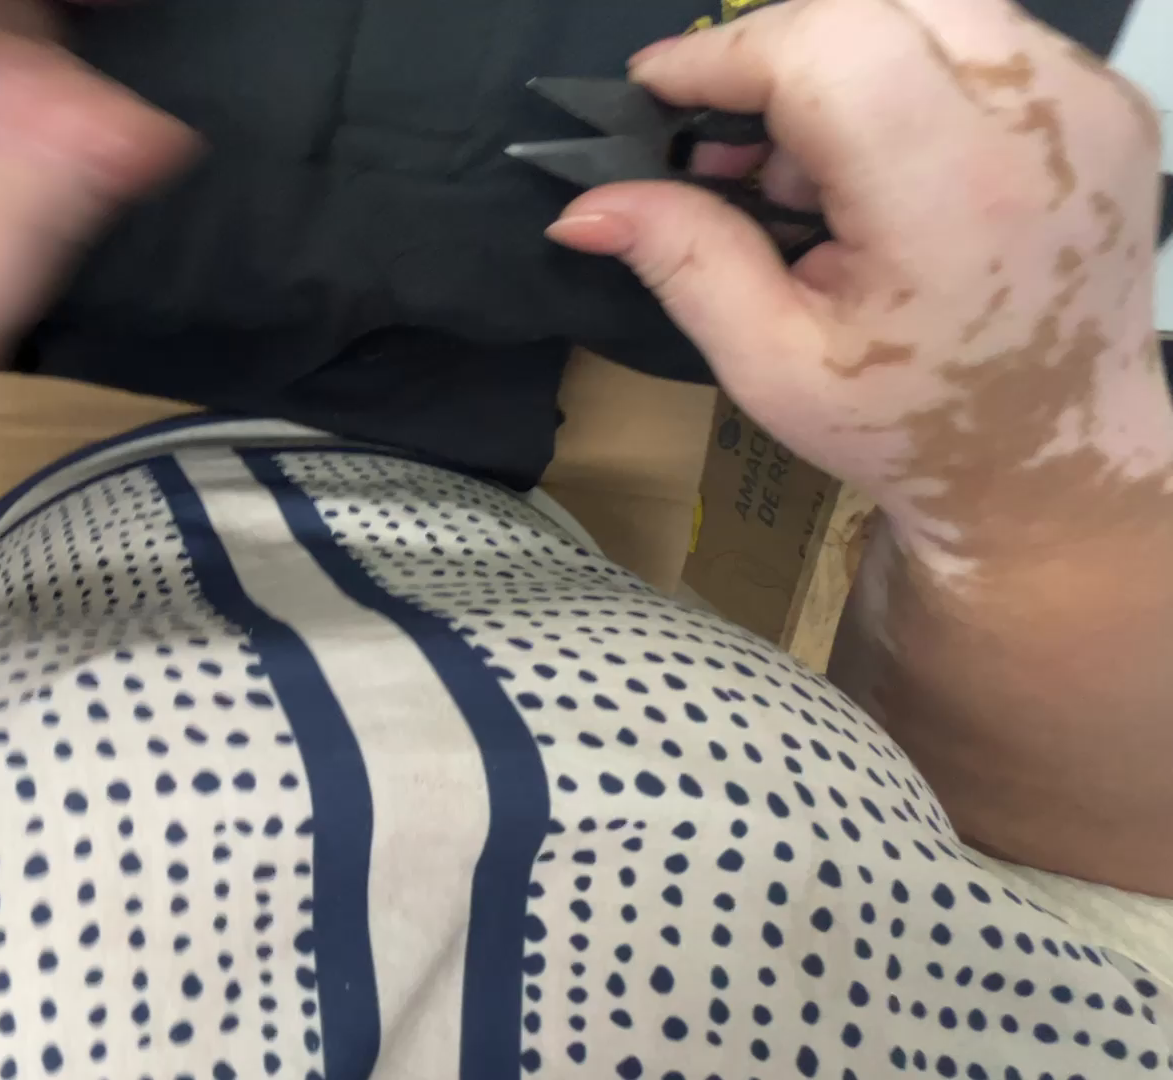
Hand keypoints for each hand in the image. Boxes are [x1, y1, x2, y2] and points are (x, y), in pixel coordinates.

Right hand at [547, 0, 1167, 579]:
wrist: (1041, 451)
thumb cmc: (893, 421)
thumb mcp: (760, 358)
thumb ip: (680, 261)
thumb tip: (580, 210)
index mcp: (951, 191)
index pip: (829, 48)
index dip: (722, 54)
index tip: (646, 90)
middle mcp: (1044, 114)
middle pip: (878, 4)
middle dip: (765, 51)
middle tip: (698, 135)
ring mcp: (1087, 96)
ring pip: (923, 10)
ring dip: (819, 68)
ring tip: (769, 171)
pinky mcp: (1093, 100)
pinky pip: (964, 41)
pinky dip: (875, 81)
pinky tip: (840, 171)